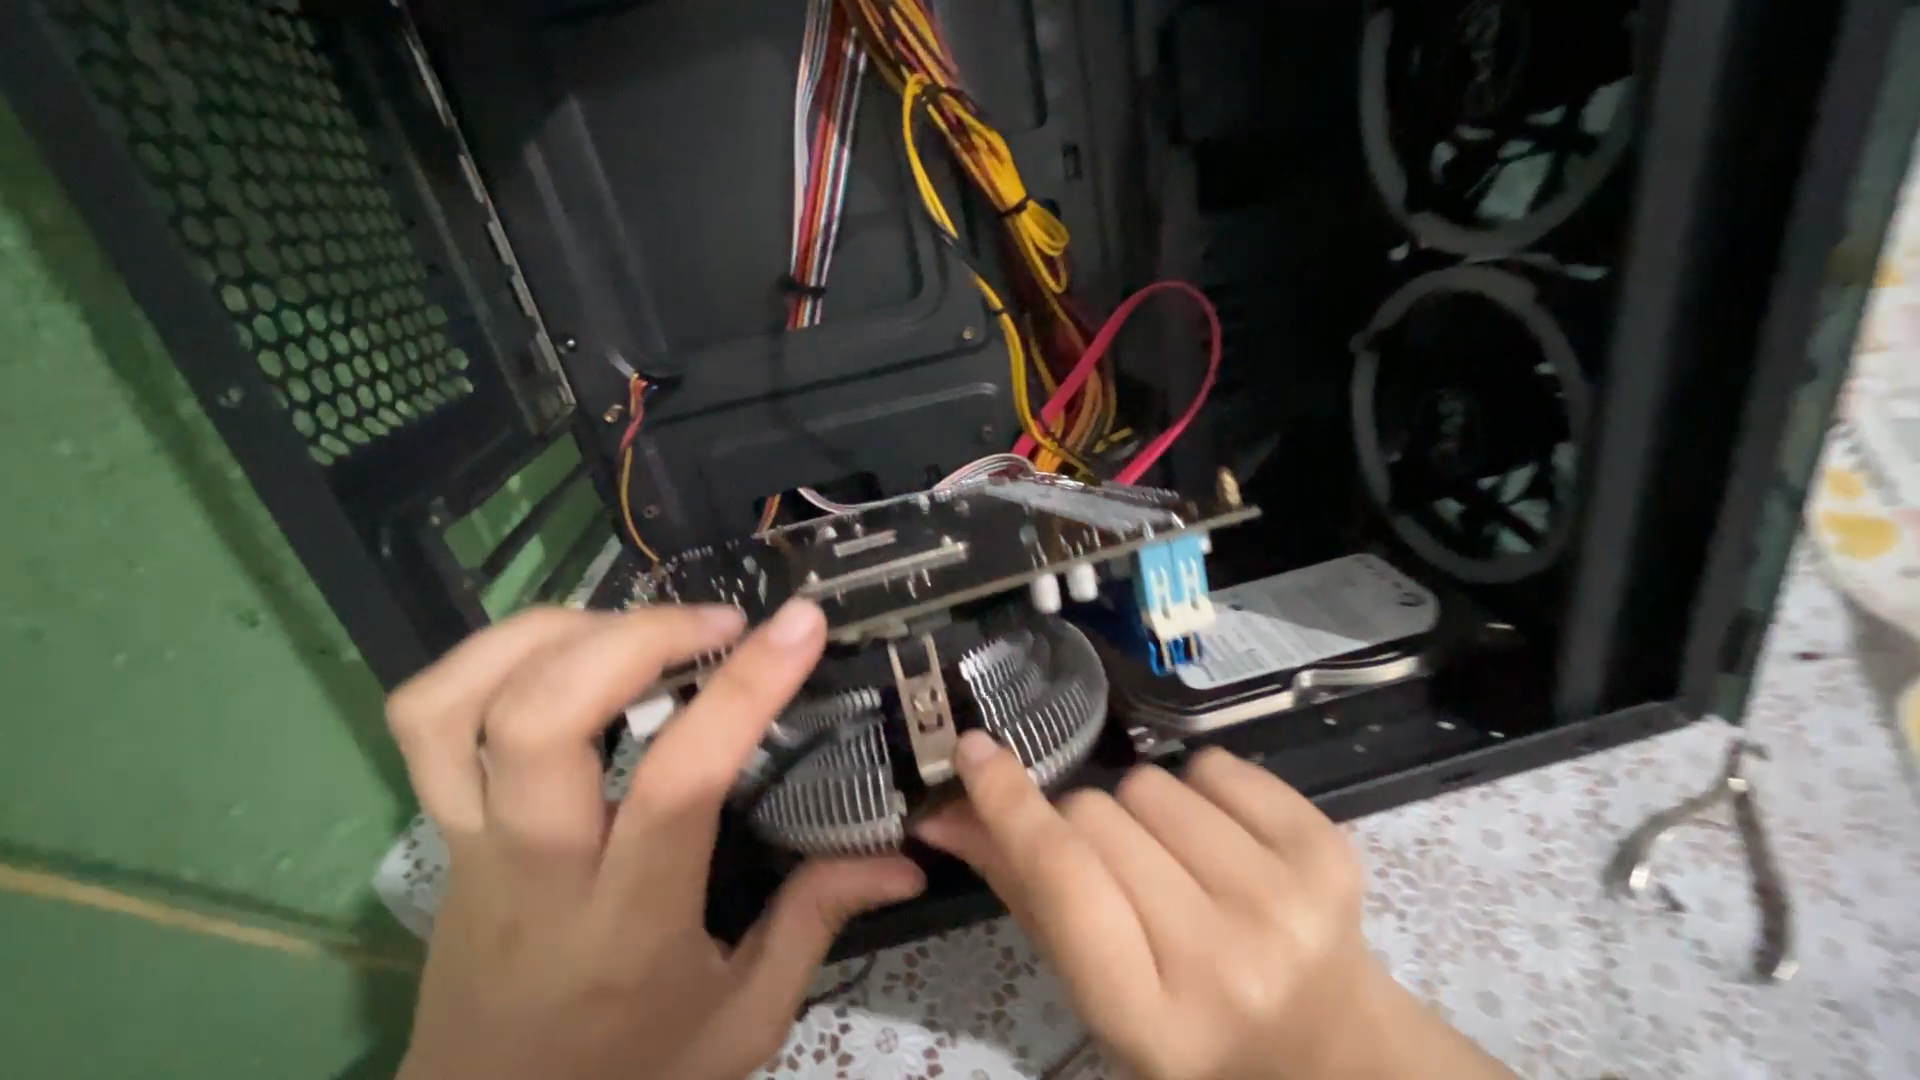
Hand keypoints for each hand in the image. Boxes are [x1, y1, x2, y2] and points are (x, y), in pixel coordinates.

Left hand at [389, 599, 925, 1079]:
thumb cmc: (632, 1076)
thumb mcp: (743, 1019)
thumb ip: (817, 921)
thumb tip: (904, 856)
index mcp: (627, 923)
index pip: (677, 782)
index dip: (742, 690)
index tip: (800, 626)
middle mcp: (535, 870)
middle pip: (544, 720)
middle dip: (636, 638)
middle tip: (716, 622)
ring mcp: (470, 844)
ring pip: (461, 705)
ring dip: (554, 632)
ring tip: (636, 623)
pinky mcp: (441, 830)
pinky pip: (427, 719)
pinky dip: (491, 654)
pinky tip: (567, 648)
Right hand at [917, 734, 1511, 1079]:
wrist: (1328, 1045)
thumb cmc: (1191, 1025)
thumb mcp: (1097, 986)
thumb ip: (1023, 891)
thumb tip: (947, 812)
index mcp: (1148, 1013)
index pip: (1062, 878)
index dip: (1010, 805)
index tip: (973, 751)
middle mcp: (1222, 959)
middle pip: (1098, 815)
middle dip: (1083, 823)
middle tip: (1116, 869)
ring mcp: (1284, 901)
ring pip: (1152, 782)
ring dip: (1144, 810)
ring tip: (1176, 864)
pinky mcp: (1327, 849)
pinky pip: (1214, 764)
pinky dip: (1201, 788)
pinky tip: (1223, 842)